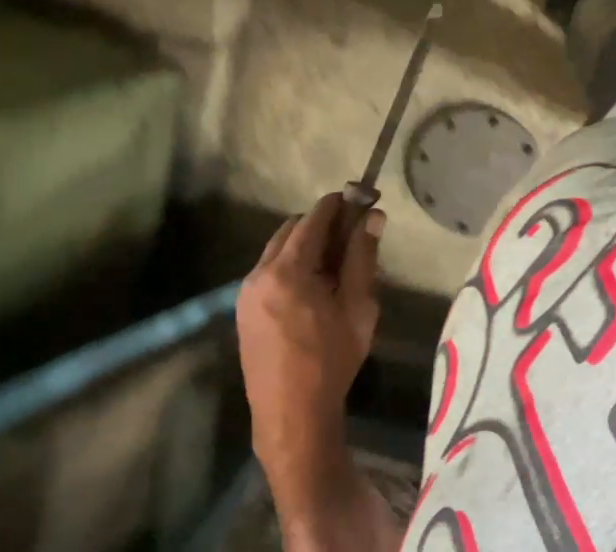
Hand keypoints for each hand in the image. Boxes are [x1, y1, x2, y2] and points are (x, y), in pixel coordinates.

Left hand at [236, 191, 385, 497]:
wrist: (291, 417)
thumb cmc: (331, 360)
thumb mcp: (358, 307)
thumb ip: (362, 257)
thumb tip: (372, 216)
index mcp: (287, 270)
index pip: (314, 218)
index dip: (340, 203)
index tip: (363, 198)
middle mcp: (258, 273)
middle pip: (292, 229)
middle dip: (322, 224)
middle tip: (354, 234)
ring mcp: (245, 293)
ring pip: (278, 250)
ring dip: (306, 245)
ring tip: (337, 264)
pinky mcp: (243, 311)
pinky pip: (269, 272)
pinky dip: (292, 266)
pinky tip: (314, 288)